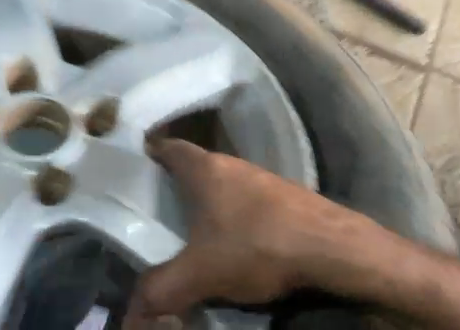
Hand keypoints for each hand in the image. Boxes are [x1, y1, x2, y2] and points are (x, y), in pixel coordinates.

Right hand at [124, 138, 371, 327]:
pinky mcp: (281, 199)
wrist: (329, 247)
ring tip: (188, 232)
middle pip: (194, 167)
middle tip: (153, 211)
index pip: (168, 147)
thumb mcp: (200, 273)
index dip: (149, 154)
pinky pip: (243, 202)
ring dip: (205, 204)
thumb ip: (160, 290)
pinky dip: (230, 218)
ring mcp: (259, 178)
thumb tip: (129, 316)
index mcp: (204, 168)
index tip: (133, 168)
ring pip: (221, 185)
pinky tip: (229, 243)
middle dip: (175, 187)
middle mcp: (230, 164)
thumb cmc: (256, 245)